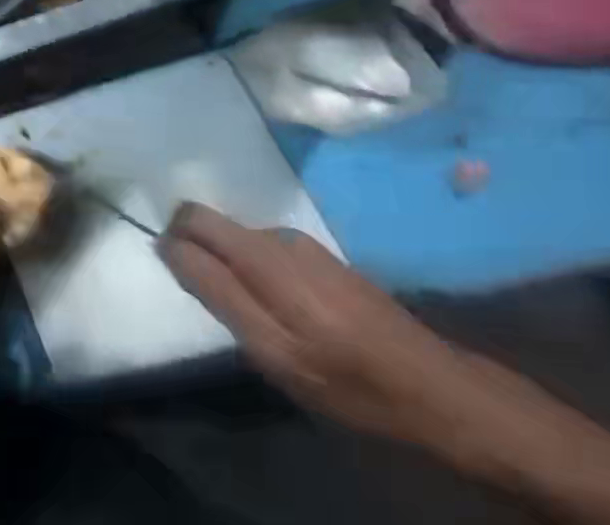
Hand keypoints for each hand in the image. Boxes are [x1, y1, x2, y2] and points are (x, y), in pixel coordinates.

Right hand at [160, 204, 609, 524]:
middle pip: (213, 225)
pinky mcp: (325, 260)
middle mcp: (280, 235)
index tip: (180, 280)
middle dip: (198, 253)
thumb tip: (168, 244)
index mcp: (262, 252)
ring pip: (239, 239)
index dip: (172, 240)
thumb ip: (215, 290)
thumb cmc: (347, 379)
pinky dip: (255, 273)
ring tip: (250, 316)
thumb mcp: (270, 348)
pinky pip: (266, 252)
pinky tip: (282, 312)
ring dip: (229, 267)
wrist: (441, 392)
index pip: (191, 217)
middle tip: (215, 305)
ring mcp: (307, 246)